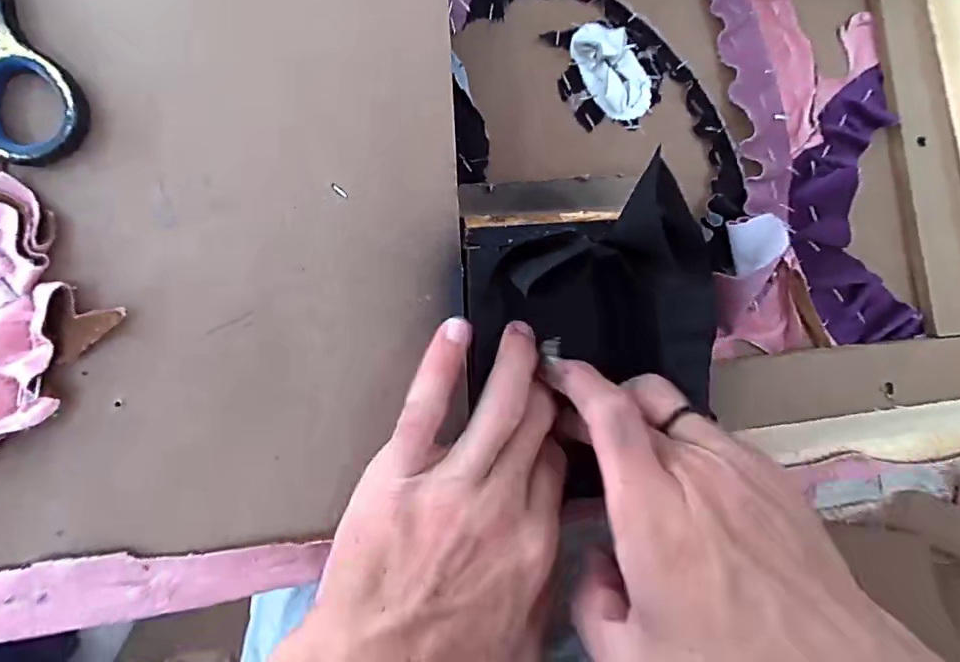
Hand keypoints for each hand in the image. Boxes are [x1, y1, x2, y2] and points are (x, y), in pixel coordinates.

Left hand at [277, 318, 565, 661]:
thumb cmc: (448, 661)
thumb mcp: (525, 635)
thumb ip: (551, 576)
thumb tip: (561, 528)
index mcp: (534, 539)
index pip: (556, 460)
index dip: (555, 434)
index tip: (549, 422)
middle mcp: (502, 502)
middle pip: (536, 423)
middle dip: (544, 390)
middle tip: (543, 368)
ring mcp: (451, 483)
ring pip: (500, 405)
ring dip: (516, 361)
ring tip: (521, 335)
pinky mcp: (399, 472)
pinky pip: (428, 404)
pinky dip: (445, 362)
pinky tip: (458, 330)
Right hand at [546, 360, 935, 661]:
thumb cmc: (725, 661)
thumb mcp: (632, 656)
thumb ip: (592, 598)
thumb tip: (598, 558)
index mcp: (651, 504)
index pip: (610, 412)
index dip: (578, 380)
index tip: (557, 370)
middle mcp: (694, 463)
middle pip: (643, 397)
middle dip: (607, 400)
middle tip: (589, 430)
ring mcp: (737, 459)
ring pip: (678, 413)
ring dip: (650, 424)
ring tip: (646, 471)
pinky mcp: (768, 468)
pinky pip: (715, 438)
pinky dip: (690, 447)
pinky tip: (697, 495)